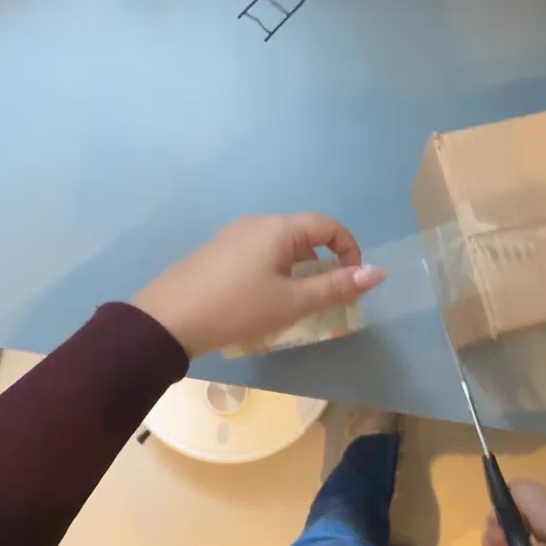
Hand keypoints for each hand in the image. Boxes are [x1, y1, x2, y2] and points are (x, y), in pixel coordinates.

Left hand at [131, 214, 386, 357]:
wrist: (167, 321)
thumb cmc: (237, 308)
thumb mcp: (293, 302)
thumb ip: (337, 286)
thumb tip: (379, 272)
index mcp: (279, 228)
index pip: (329, 226)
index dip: (350, 250)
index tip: (353, 282)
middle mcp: (257, 224)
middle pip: (305, 235)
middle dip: (325, 263)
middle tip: (328, 298)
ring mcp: (233, 238)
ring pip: (281, 248)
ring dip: (300, 271)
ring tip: (297, 305)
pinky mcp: (217, 255)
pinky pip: (259, 256)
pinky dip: (276, 273)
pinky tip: (264, 302)